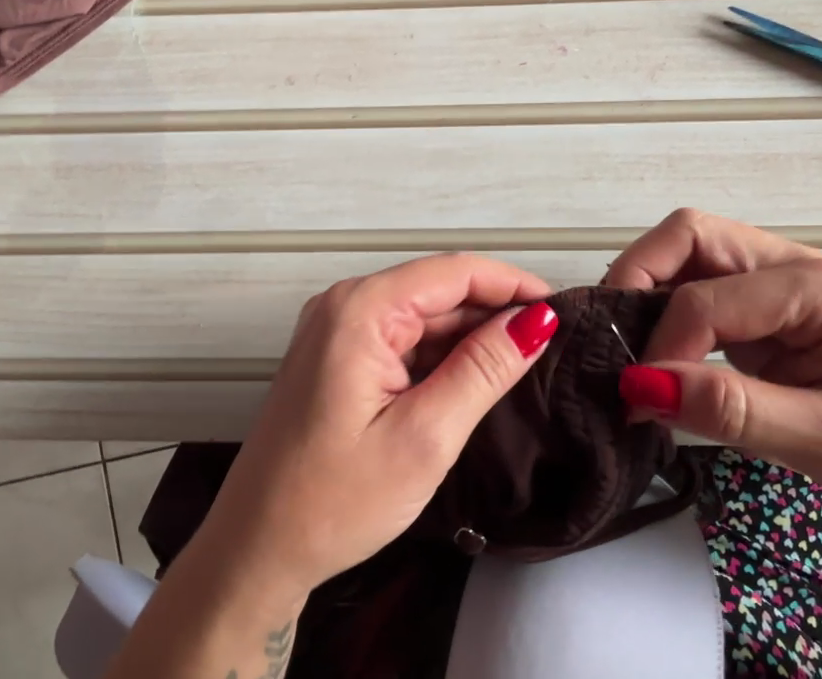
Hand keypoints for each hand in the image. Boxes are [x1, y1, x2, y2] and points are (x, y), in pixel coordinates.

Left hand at [194, 253, 557, 596]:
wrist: (257, 548)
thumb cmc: (334, 501)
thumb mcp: (424, 436)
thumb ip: (483, 370)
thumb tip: (537, 321)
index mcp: (359, 311)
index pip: (453, 272)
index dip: (514, 284)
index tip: (564, 311)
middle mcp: (343, 306)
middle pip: (437, 289)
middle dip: (495, 312)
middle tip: (553, 348)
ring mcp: (335, 331)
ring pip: (421, 315)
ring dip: (470, 336)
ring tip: (522, 367)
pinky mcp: (335, 358)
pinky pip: (400, 339)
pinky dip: (439, 355)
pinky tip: (472, 381)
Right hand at [605, 209, 821, 525]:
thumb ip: (738, 412)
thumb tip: (640, 386)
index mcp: (820, 290)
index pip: (709, 295)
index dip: (663, 343)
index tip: (640, 400)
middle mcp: (793, 270)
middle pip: (690, 236)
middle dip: (637, 277)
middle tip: (611, 343)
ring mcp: (777, 287)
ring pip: (687, 255)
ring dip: (645, 291)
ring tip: (625, 351)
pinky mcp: (764, 313)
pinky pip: (696, 290)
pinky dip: (662, 313)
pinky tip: (654, 357)